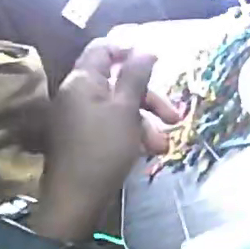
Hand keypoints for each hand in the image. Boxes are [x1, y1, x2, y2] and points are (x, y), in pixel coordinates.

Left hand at [36, 39, 180, 237]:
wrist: (75, 200)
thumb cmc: (103, 149)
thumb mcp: (126, 109)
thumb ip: (136, 76)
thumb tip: (146, 49)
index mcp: (83, 81)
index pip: (103, 48)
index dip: (129, 50)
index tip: (156, 62)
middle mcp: (78, 94)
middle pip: (119, 81)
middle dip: (150, 98)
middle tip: (174, 117)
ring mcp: (80, 116)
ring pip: (121, 106)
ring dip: (146, 122)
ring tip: (161, 146)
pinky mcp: (85, 137)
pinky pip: (113, 124)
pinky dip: (133, 133)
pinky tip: (148, 152)